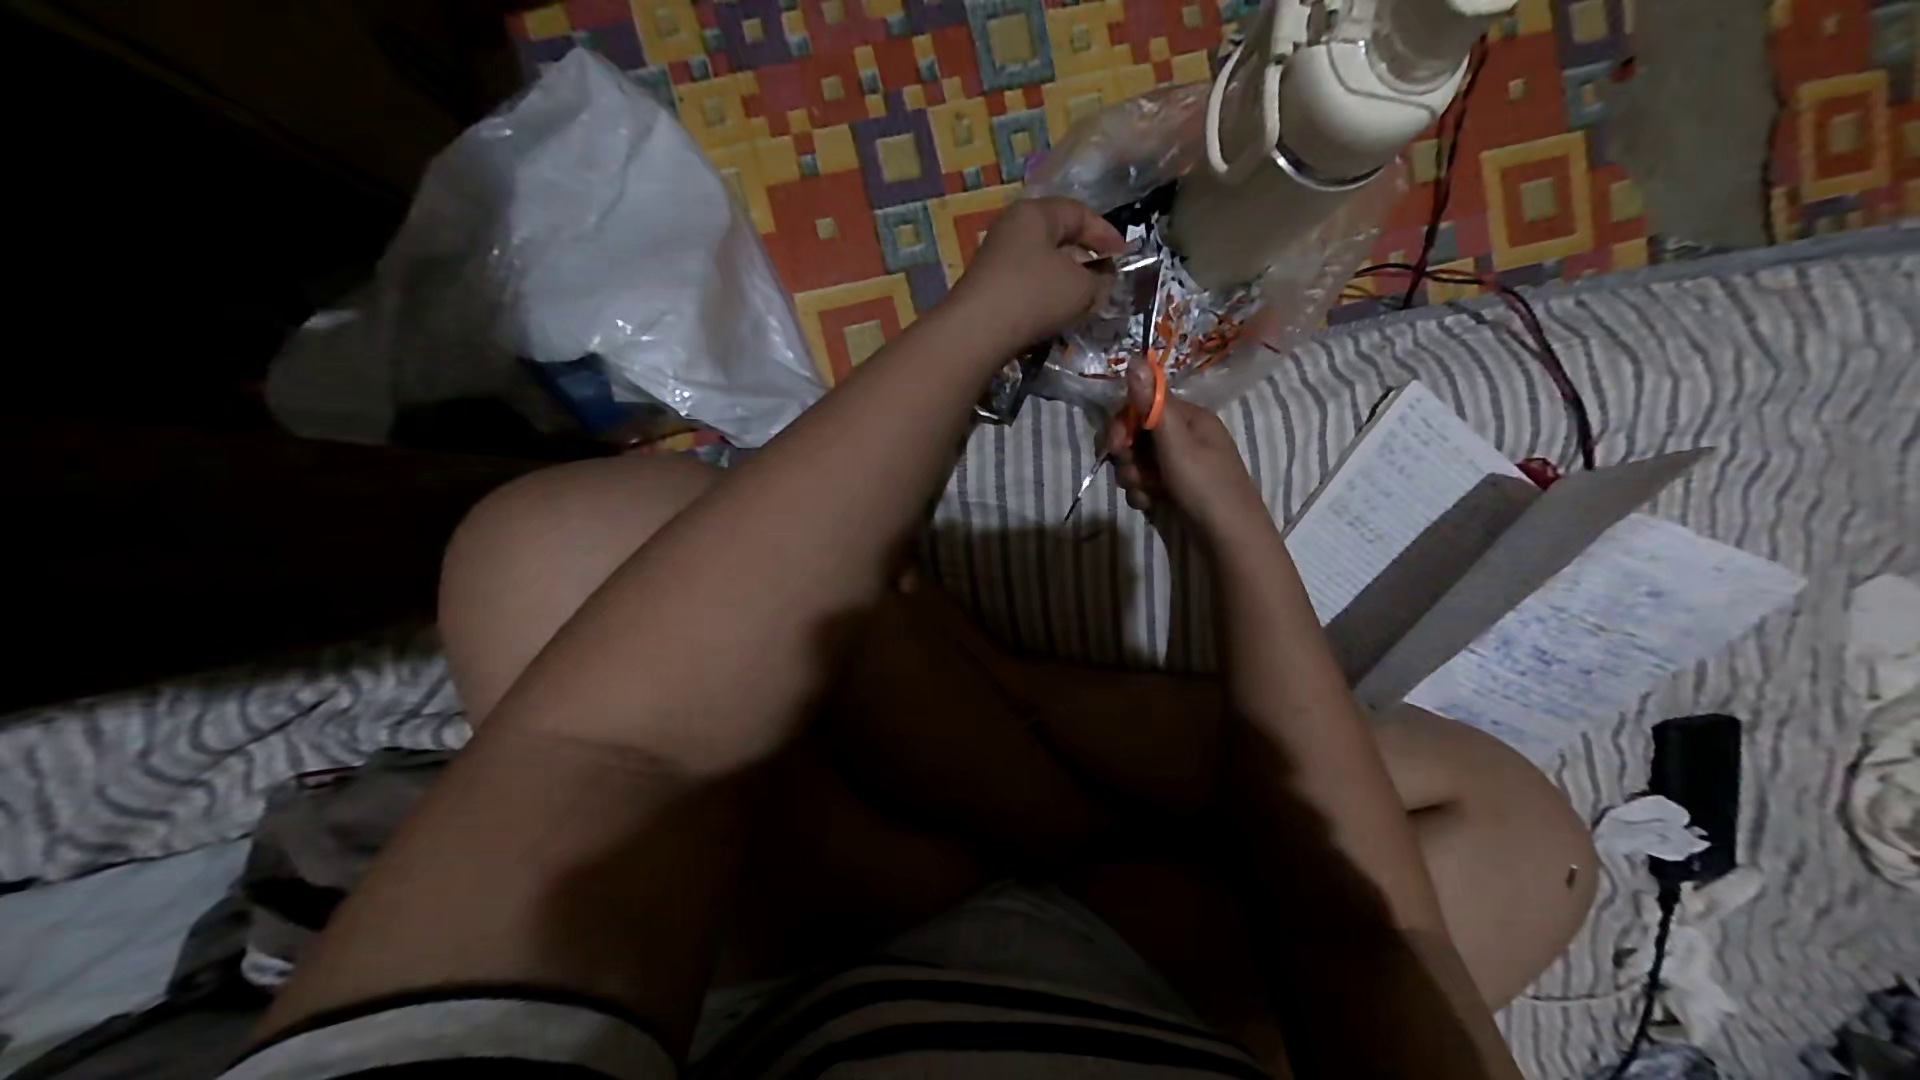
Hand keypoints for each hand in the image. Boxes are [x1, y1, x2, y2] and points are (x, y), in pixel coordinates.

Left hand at [946, 197, 1123, 349]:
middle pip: (1058, 239)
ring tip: (1085, 303)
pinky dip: (1045, 297)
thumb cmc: (1034, 296)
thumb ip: (1100, 281)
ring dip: (1066, 282)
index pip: (1079, 213)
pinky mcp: (988, 289)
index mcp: (1035, 213)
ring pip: (1042, 265)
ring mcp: (996, 260)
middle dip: (1086, 260)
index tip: (1125, 256)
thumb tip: (1103, 281)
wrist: (976, 332)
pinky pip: (1026, 286)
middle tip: (1106, 282)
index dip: (1106, 233)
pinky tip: (1056, 317)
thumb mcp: (1081, 287)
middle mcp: (1011, 230)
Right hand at [1108, 363, 1268, 535]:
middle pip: (1135, 434)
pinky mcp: (1175, 486)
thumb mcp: (1176, 444)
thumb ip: (1152, 405)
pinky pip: (1145, 481)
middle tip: (1134, 475)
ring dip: (1132, 477)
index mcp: (1189, 417)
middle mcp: (1184, 435)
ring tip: (1147, 493)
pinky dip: (1142, 492)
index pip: (1142, 405)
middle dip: (1127, 456)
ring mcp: (1180, 463)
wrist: (1230, 539)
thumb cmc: (1206, 487)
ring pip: (1137, 460)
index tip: (1115, 448)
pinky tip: (1150, 504)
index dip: (1122, 425)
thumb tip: (1136, 358)